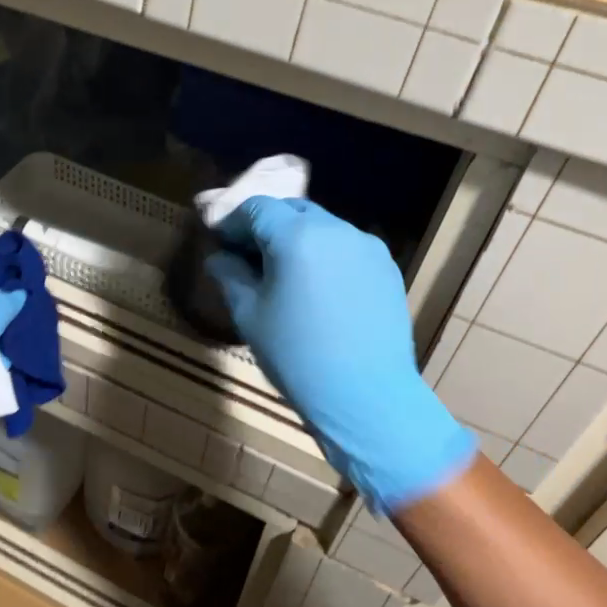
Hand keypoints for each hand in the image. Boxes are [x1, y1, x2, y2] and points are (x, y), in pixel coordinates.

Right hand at [204, 197, 476, 510]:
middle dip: (267, 226)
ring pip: (323, 227)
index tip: (218, 240)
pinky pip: (347, 249)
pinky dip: (326, 256)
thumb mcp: (251, 315)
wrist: (367, 398)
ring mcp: (367, 247)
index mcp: (297, 235)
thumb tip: (218, 258)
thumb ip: (231, 276)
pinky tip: (318, 291)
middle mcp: (336, 229)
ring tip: (284, 274)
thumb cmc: (297, 356)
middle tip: (247, 255)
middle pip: (293, 211)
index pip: (257, 208)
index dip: (233, 220)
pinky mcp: (387, 269)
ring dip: (298, 239)